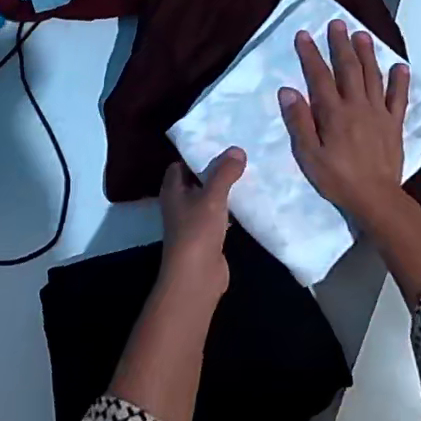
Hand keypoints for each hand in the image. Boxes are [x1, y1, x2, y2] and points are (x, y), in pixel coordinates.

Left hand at [158, 147, 244, 296]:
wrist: (196, 276)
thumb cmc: (197, 230)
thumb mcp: (212, 196)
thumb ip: (224, 172)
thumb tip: (237, 149)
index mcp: (173, 189)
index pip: (180, 163)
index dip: (197, 153)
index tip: (219, 144)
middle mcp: (179, 202)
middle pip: (196, 179)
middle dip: (215, 169)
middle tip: (238, 155)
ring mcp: (192, 220)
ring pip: (208, 197)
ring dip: (224, 188)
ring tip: (246, 172)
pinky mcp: (206, 235)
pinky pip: (218, 214)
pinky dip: (230, 207)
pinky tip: (247, 200)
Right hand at [278, 19, 411, 217]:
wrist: (376, 198)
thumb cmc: (337, 178)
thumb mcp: (309, 155)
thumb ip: (299, 122)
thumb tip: (288, 91)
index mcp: (334, 113)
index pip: (319, 76)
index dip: (311, 54)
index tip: (304, 34)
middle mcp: (357, 106)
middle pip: (348, 69)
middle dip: (341, 44)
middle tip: (337, 23)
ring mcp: (379, 113)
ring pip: (373, 76)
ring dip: (367, 54)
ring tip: (362, 34)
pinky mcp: (394, 123)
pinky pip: (398, 97)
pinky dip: (400, 80)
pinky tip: (400, 66)